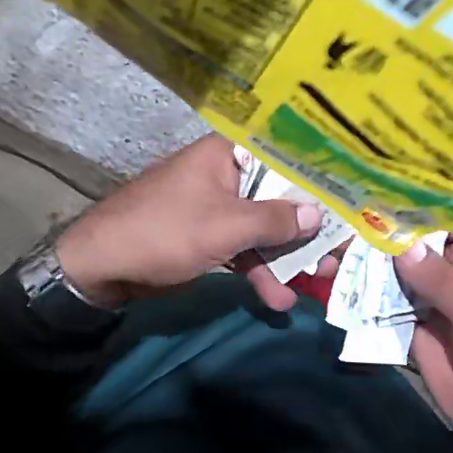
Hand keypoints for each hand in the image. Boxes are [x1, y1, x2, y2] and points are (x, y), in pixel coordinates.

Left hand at [55, 135, 322, 310]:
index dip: (318, 180)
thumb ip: (274, 220)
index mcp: (228, 155)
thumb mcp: (225, 226)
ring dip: (287, 256)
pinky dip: (259, 271)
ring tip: (319, 281)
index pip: (285, 158)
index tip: (350, 201)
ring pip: (263, 227)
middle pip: (278, 197)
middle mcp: (227, 174)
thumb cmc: (166, 230)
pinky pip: (244, 248)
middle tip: (340, 251)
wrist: (102, 266)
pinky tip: (277, 298)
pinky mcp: (209, 235)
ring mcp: (217, 206)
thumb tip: (317, 213)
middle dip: (307, 229)